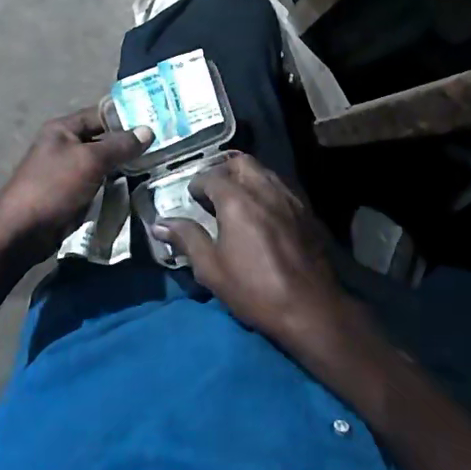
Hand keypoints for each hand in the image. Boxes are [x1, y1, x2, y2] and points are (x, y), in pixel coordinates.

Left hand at [0, 106, 152, 250]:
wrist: (22, 233)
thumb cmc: (53, 187)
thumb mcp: (90, 160)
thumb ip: (120, 145)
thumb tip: (148, 131)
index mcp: (63, 129)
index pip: (101, 113)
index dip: (127, 115)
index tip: (157, 119)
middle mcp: (65, 145)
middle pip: (104, 138)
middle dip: (130, 142)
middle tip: (164, 144)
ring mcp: (69, 171)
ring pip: (104, 163)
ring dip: (126, 165)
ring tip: (158, 164)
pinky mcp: (73, 194)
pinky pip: (100, 182)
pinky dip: (117, 183)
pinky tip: (138, 185)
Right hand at [152, 152, 348, 345]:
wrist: (311, 306)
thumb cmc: (255, 289)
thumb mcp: (212, 268)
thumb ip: (187, 239)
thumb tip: (159, 223)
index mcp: (238, 199)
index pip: (212, 176)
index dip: (198, 184)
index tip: (191, 197)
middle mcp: (265, 189)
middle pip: (242, 162)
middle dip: (224, 170)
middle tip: (214, 193)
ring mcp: (290, 198)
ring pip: (265, 171)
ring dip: (247, 178)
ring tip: (236, 201)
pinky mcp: (306, 210)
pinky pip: (281, 187)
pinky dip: (266, 190)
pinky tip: (262, 213)